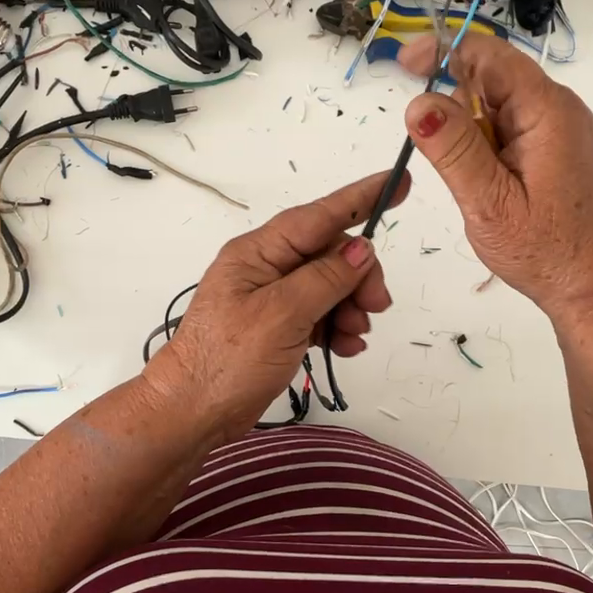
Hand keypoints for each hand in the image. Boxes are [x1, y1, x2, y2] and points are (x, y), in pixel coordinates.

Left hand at [145, 172, 404, 438]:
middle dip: (359, 277)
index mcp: (259, 252)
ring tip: (355, 336)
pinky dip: (338, 329)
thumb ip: (325, 279)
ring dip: (351, 308)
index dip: (361, 198)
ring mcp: (273, 300)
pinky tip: (346, 348)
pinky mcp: (278, 328)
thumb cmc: (227, 360)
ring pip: (330, 287)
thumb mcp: (282, 315)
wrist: (193, 411)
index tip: (400, 181)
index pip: (319, 216)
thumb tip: (362, 250)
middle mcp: (267, 269)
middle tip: (377, 307)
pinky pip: (320, 315)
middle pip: (330, 255)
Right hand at [398, 34, 592, 320]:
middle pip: (492, 79)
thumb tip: (418, 104)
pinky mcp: (554, 147)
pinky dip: (485, 146)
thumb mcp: (490, 204)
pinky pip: (509, 128)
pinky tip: (485, 182)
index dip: (444, 51)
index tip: (404, 62)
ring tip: (472, 184)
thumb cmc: (543, 250)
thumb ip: (454, 152)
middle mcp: (558, 108)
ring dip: (469, 133)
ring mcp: (559, 127)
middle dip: (455, 106)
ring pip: (497, 106)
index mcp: (546, 111)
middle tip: (439, 156)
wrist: (589, 284)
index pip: (490, 57)